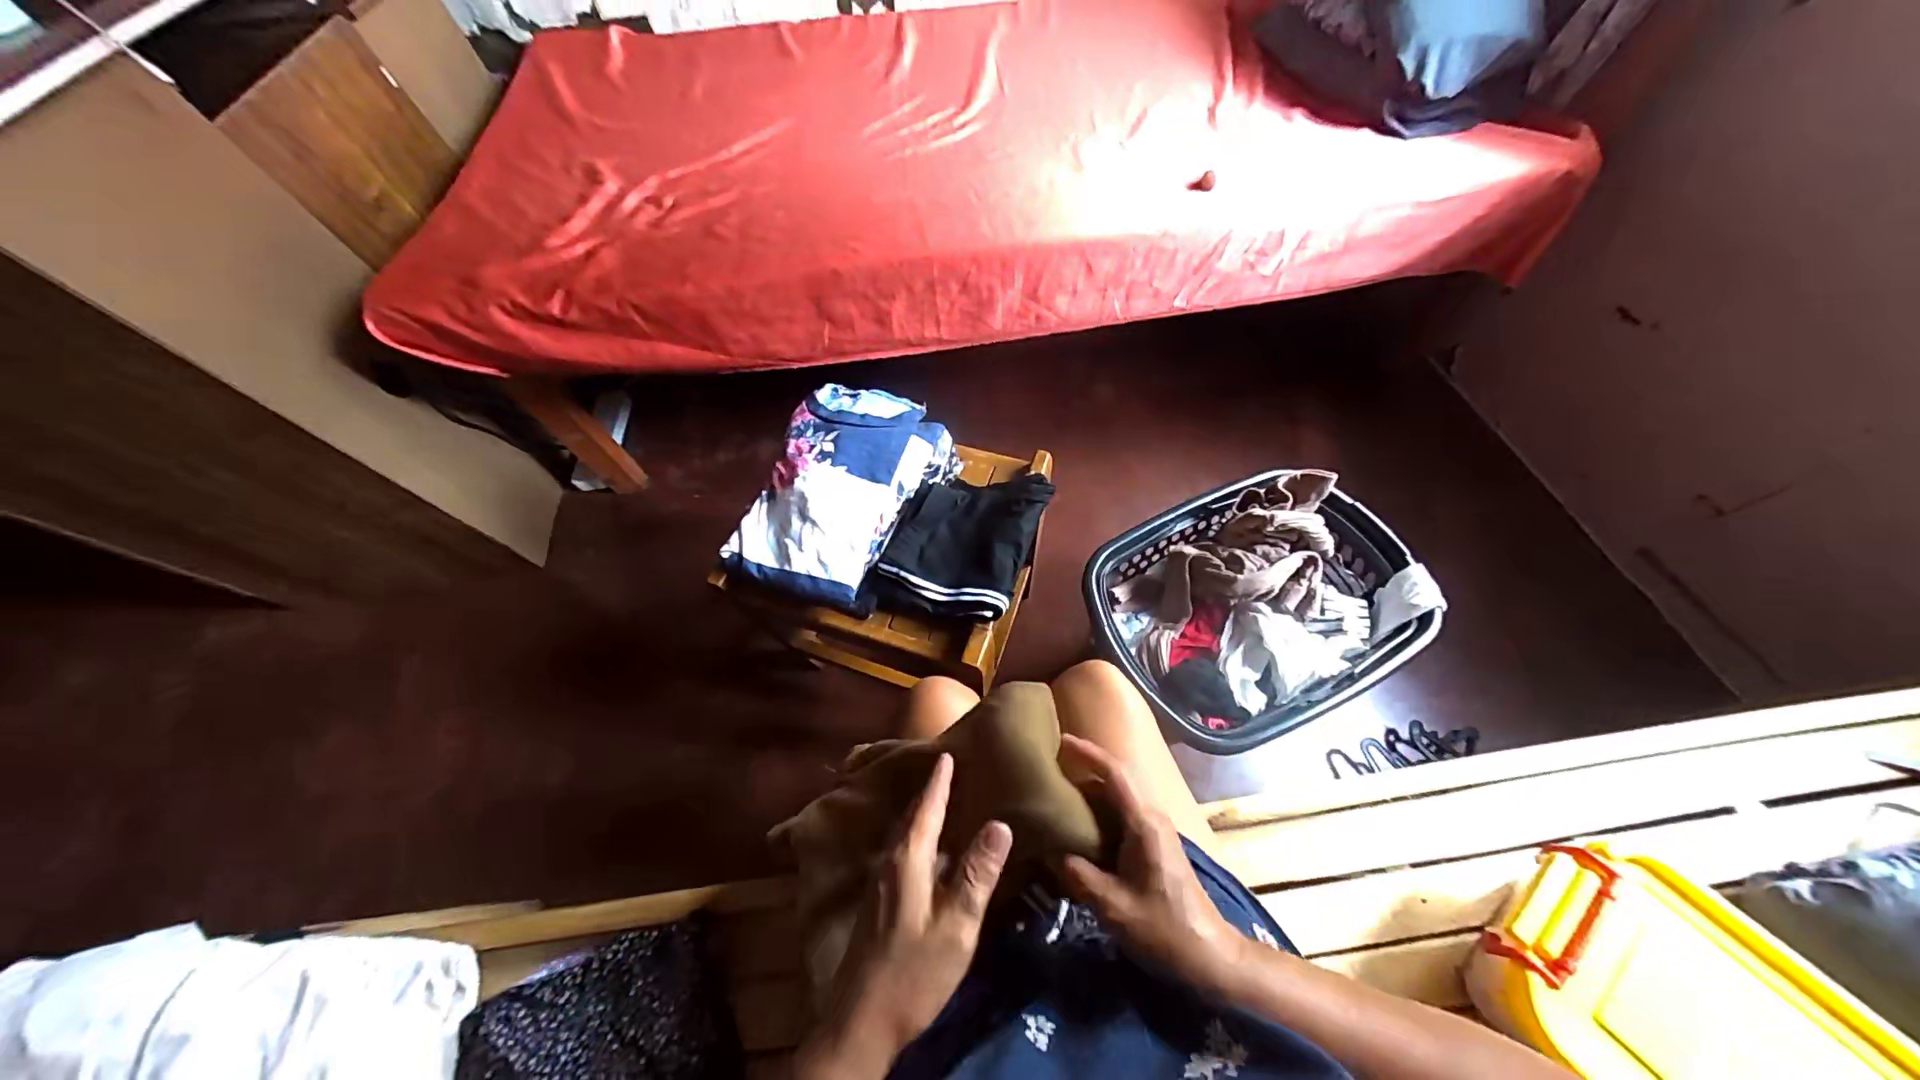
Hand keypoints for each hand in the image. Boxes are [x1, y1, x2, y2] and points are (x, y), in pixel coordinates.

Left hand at [794, 753, 1012, 1079]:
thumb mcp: (957, 925)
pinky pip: (902, 855)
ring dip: (923, 817)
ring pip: (905, 838)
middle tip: (949, 772)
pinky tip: (932, 854)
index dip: (939, 783)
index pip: (926, 810)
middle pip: (911, 819)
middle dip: (929, 794)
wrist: (861, 1023)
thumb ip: (976, 874)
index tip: (947, 755)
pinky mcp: (879, 905)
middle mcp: (889, 864)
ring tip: (944, 804)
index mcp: (906, 861)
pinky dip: (919, 841)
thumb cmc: (915, 971)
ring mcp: (880, 886)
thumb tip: (998, 824)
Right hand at [1056, 734, 1247, 998]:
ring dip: (1088, 794)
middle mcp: (1151, 818)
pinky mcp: (1153, 847)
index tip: (1060, 740)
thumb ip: (1078, 875)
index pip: (1115, 773)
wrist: (1209, 956)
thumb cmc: (1164, 928)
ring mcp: (1155, 832)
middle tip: (1046, 772)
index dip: (1087, 753)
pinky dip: (1096, 814)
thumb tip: (1050, 852)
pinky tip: (1076, 830)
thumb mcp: (1113, 906)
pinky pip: (1120, 817)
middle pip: (1114, 782)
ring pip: (1117, 800)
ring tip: (1054, 797)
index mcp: (1144, 823)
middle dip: (1081, 771)